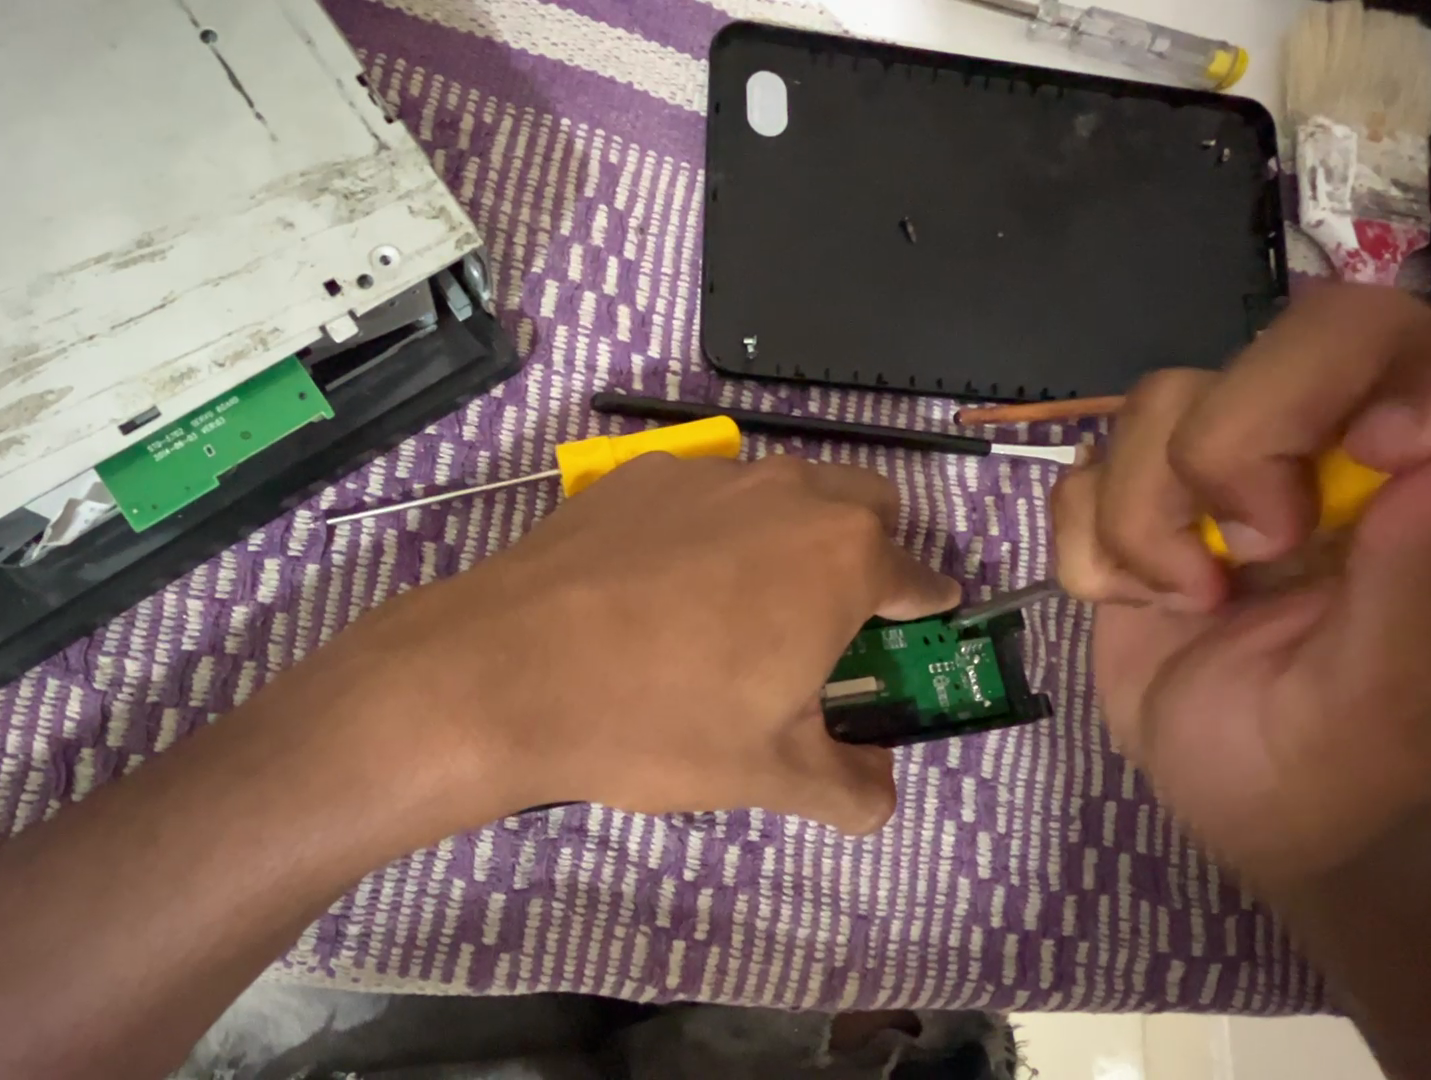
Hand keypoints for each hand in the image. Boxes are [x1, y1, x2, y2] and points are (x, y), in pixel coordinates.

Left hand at [313, 454, 963, 833]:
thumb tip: (881, 794)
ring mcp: (706, 473)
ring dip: (786, 537)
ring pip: (780, 492)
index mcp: (841, 556)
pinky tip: (657, 586)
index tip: (908, 641)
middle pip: (863, 508)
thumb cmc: (657, 721)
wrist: (506, 670)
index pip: (920, 578)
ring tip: (732, 607)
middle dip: (866, 556)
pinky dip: (709, 529)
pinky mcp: (638, 475)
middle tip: (824, 622)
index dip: (924, 615)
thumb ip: (850, 788)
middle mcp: (785, 493)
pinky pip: (703, 496)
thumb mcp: (769, 774)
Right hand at [1053, 271, 1430, 885]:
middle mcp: (1389, 449)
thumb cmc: (1338, 786)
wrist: (1213, 803)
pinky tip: (1130, 595)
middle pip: (1329, 326)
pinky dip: (1091, 538)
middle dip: (1247, 443)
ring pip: (1171, 396)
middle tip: (1254, 548)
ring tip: (1182, 596)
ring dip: (1146, 514)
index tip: (1376, 453)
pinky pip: (1090, 459)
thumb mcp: (1404, 714)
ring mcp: (1257, 462)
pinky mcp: (1153, 486)